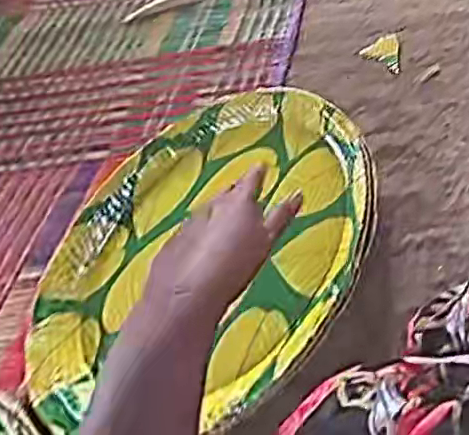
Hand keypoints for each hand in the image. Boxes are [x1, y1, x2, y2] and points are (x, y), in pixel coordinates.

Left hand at [146, 167, 300, 314]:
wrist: (183, 301)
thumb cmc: (233, 267)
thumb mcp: (267, 240)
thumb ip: (282, 215)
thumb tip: (298, 194)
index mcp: (240, 201)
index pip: (253, 177)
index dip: (259, 172)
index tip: (262, 166)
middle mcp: (213, 205)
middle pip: (228, 192)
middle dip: (236, 194)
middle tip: (245, 201)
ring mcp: (189, 224)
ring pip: (207, 212)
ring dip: (216, 216)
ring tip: (224, 230)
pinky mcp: (170, 244)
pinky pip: (188, 232)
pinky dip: (197, 235)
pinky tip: (200, 252)